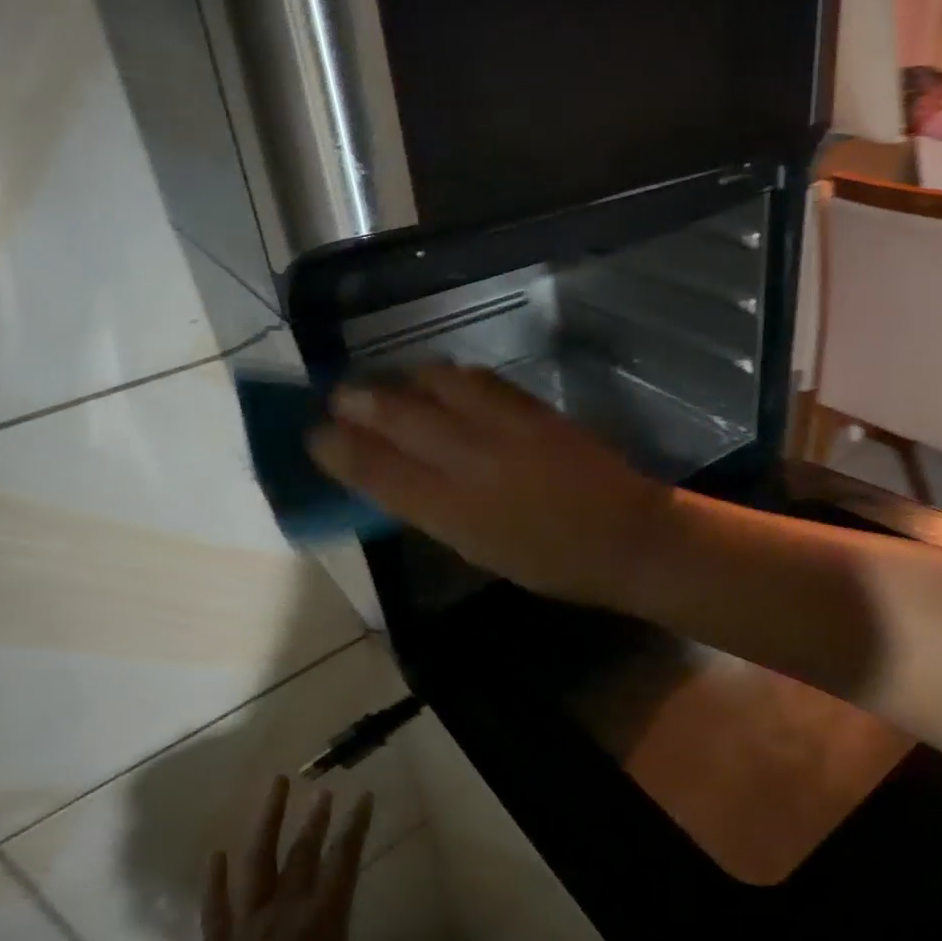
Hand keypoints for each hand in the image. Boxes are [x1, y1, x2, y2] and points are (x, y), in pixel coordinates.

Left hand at [202, 777, 373, 940]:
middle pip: (304, 852)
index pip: (344, 858)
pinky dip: (214, 879)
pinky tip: (215, 854)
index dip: (356, 824)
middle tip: (323, 790)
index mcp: (322, 915)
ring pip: (259, 861)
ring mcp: (248, 923)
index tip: (364, 795)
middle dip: (316, 819)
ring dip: (268, 822)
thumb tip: (349, 916)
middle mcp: (286, 908)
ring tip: (276, 786)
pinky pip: (214, 907)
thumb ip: (342, 938)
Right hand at [307, 362, 677, 608]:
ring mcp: (505, 428)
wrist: (627, 535)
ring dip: (404, 379)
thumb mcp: (480, 551)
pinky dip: (450, 377)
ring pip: (437, 384)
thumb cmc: (553, 563)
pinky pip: (480, 380)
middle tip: (337, 394)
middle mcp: (471, 462)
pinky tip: (440, 379)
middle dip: (359, 401)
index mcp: (454, 512)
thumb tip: (398, 479)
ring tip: (388, 382)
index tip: (314, 435)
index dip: (339, 450)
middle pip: (399, 417)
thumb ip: (435, 512)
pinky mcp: (534, 408)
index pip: (378, 471)